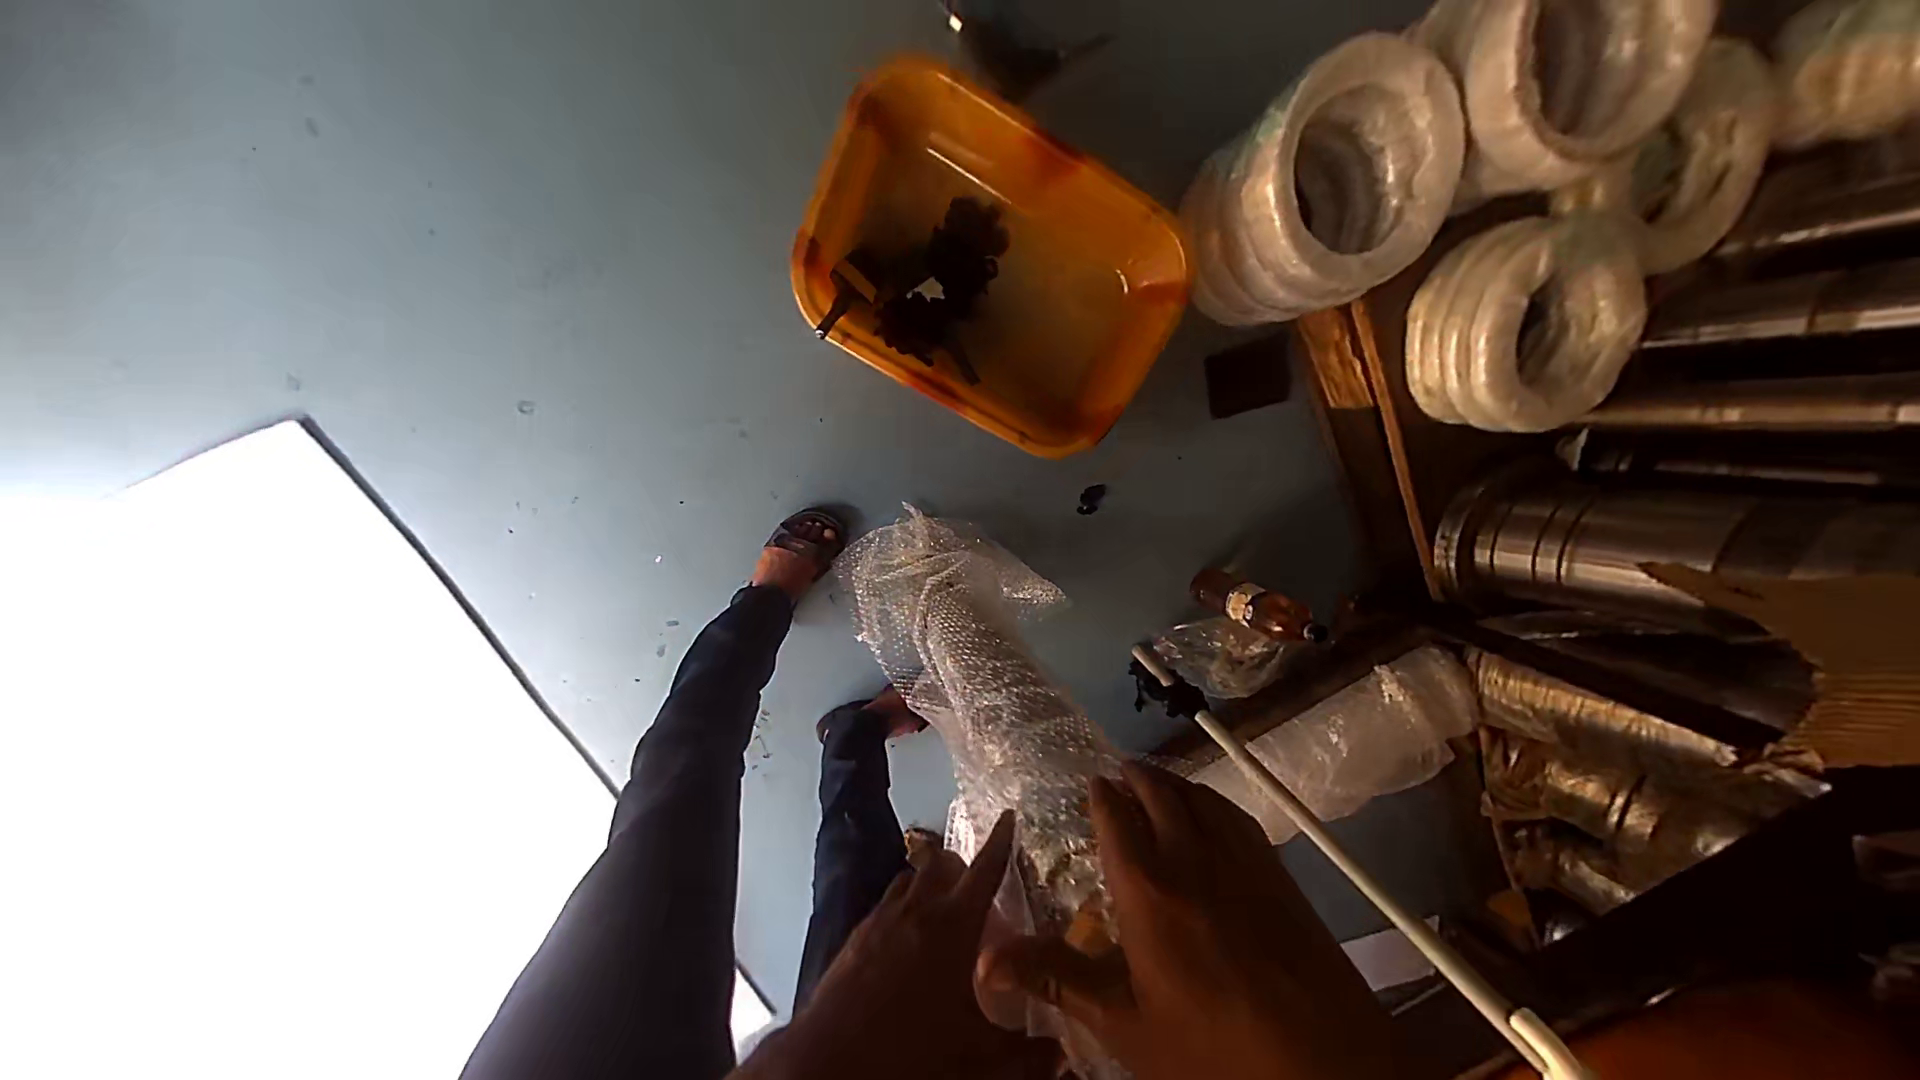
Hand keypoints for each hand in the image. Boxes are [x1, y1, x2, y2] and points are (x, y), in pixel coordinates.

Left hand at [734, 810, 1057, 1079]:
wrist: (829, 1063)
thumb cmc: (912, 1052)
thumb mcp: (978, 1059)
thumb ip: (1026, 1056)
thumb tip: (1062, 1057)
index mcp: (953, 925)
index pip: (984, 869)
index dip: (1000, 841)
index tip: (1007, 816)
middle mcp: (917, 909)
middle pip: (940, 862)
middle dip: (960, 864)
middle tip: (974, 884)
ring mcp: (882, 918)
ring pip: (910, 879)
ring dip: (928, 883)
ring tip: (940, 909)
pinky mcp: (856, 936)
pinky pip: (886, 904)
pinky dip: (902, 909)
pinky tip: (905, 942)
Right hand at [980, 763, 1397, 1079]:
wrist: (1328, 1067)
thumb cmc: (1213, 1048)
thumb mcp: (1126, 1024)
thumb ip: (1057, 978)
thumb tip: (985, 958)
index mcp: (1147, 889)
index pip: (1116, 819)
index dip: (1101, 796)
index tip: (1091, 783)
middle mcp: (1189, 858)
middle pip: (1158, 794)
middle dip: (1134, 776)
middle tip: (1119, 770)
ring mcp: (1239, 861)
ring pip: (1198, 798)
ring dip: (1172, 781)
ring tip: (1156, 779)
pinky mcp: (1277, 873)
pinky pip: (1236, 816)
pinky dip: (1212, 800)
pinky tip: (1211, 809)